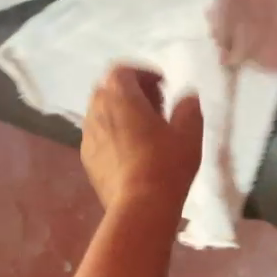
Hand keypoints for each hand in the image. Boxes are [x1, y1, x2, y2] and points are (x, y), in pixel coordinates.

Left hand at [80, 67, 202, 214]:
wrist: (140, 206)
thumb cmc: (167, 164)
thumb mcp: (189, 133)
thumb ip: (188, 108)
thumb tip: (187, 96)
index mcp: (122, 98)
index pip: (122, 70)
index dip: (143, 73)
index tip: (163, 86)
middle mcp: (98, 110)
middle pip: (108, 89)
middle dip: (130, 92)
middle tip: (155, 106)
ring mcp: (88, 135)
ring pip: (101, 112)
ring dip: (120, 113)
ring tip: (144, 130)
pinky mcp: (87, 158)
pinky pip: (99, 135)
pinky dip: (113, 134)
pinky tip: (132, 152)